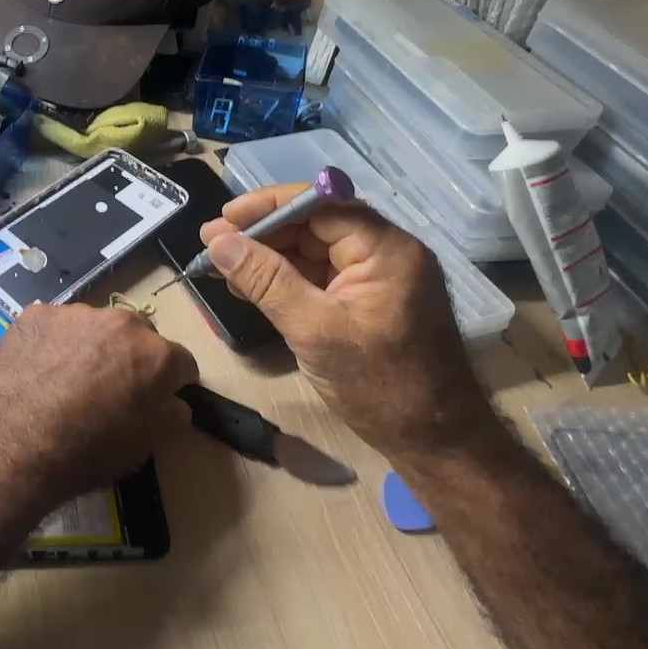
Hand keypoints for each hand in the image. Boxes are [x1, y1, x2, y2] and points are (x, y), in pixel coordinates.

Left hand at [0, 304, 197, 509]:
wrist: (14, 442)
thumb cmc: (87, 452)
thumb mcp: (142, 447)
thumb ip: (168, 416)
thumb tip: (174, 402)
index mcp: (156, 355)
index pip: (181, 363)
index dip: (172, 383)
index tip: (158, 398)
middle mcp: (120, 323)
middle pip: (138, 335)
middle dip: (132, 357)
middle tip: (110, 388)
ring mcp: (75, 313)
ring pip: (94, 326)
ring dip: (90, 346)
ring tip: (67, 379)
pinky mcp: (36, 314)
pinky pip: (55, 325)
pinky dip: (52, 342)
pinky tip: (37, 369)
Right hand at [199, 184, 501, 460]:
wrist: (435, 444)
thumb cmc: (380, 386)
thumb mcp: (313, 330)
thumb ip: (265, 280)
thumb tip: (217, 241)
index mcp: (385, 250)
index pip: (319, 204)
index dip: (268, 207)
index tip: (224, 218)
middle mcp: (384, 253)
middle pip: (314, 224)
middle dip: (261, 232)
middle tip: (211, 243)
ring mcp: (377, 278)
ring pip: (312, 250)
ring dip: (266, 256)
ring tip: (219, 264)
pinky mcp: (367, 301)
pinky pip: (319, 275)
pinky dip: (283, 278)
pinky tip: (247, 286)